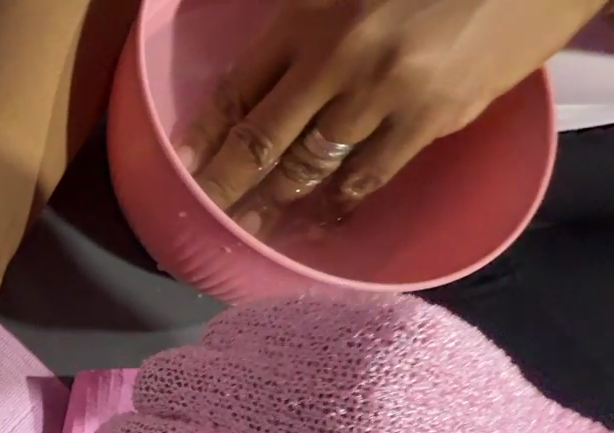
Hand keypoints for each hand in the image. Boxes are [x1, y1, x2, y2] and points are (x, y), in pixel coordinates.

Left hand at [178, 0, 604, 232]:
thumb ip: (304, 19)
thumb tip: (262, 81)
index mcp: (311, 14)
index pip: (234, 90)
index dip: (201, 138)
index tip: (179, 169)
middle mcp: (339, 55)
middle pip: (258, 142)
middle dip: (222, 188)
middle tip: (199, 217)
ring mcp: (386, 91)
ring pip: (305, 169)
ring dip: (269, 206)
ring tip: (246, 230)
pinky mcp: (434, 116)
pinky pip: (367, 177)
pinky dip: (336, 205)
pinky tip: (316, 224)